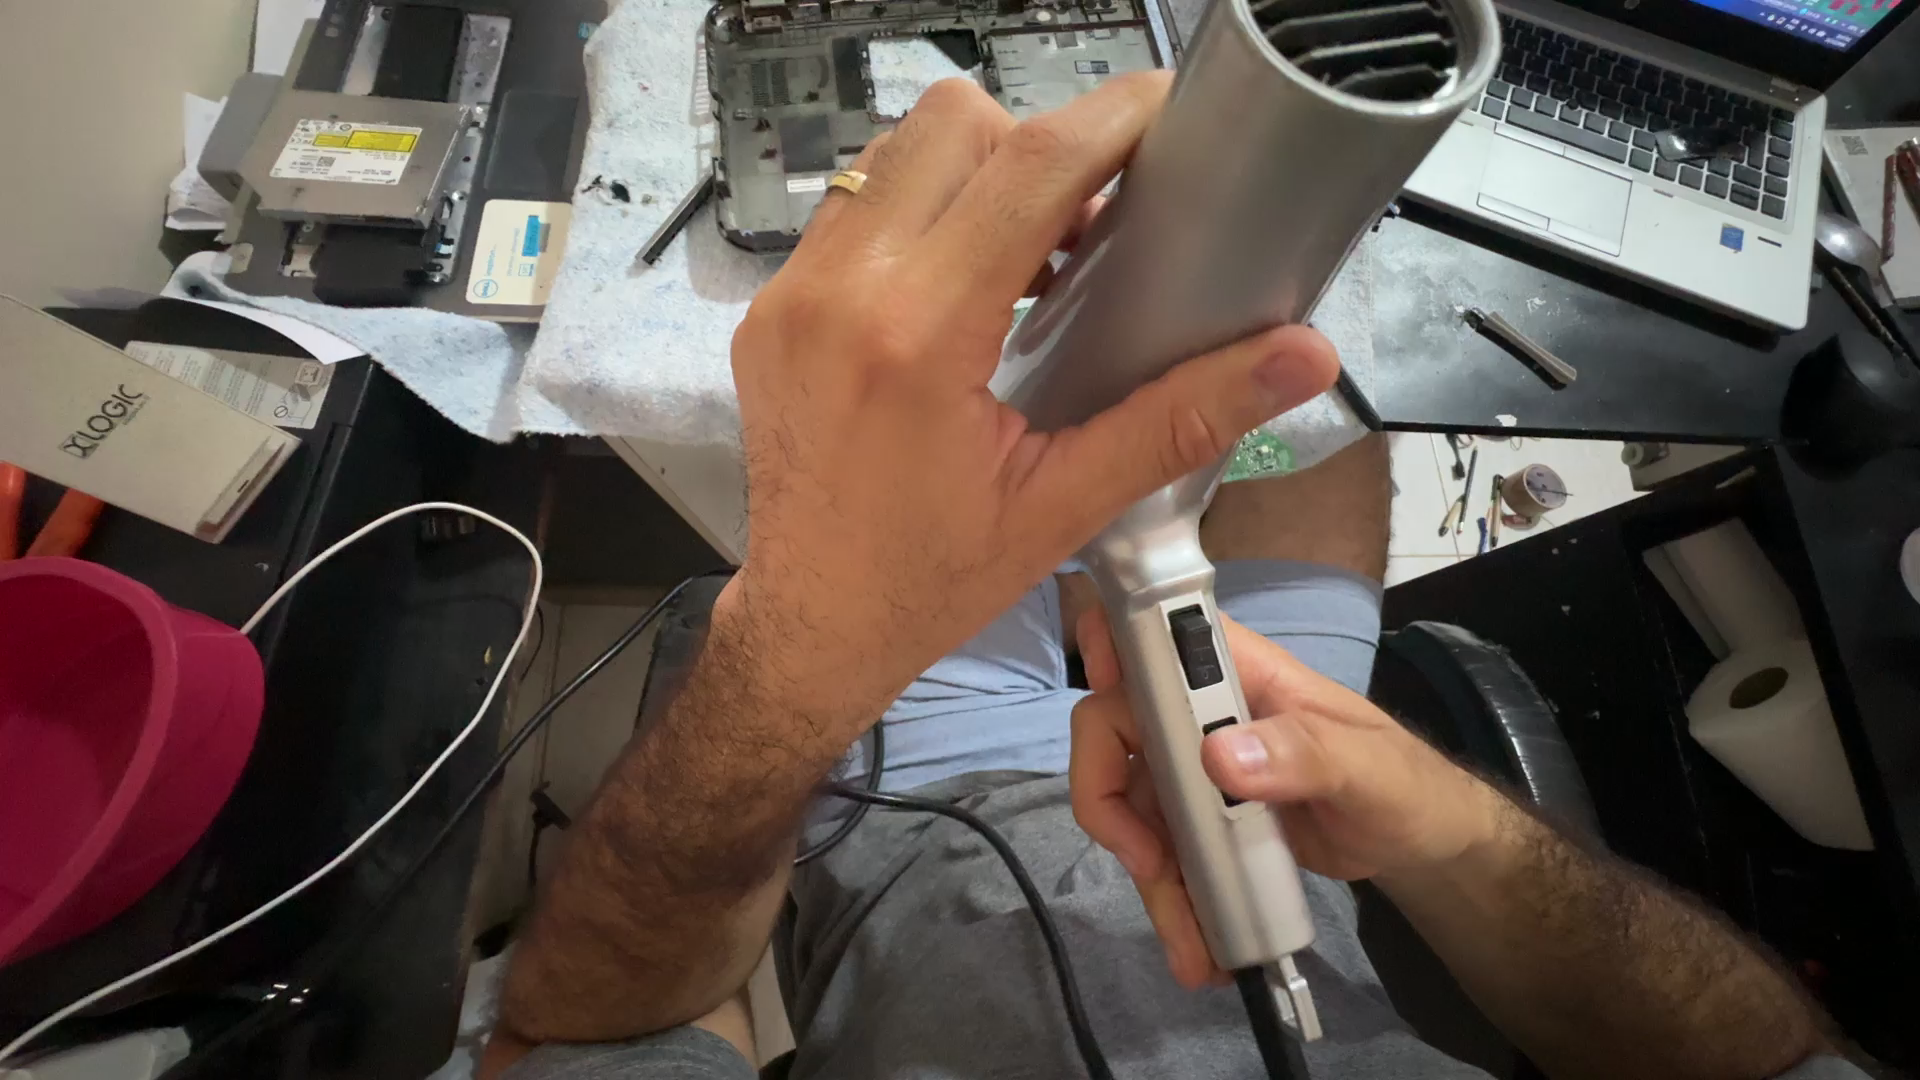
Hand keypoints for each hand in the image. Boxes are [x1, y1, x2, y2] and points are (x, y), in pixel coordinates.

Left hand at [722, 74, 1338, 724]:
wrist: (815, 621)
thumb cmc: (924, 582)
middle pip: (956, 125)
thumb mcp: (1062, 507)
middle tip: (1091, 220)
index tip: (1162, 121)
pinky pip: (853, 207)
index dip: (1113, 120)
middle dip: (1041, 146)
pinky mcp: (773, 311)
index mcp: (915, 343)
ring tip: (1030, 253)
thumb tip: (1294, 361)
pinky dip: (920, 213)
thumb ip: (1180, 420)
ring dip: (977, 174)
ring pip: (895, 153)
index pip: (1029, 168)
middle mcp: (837, 297)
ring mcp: (791, 298)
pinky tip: (960, 282)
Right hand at [1069, 610, 1500, 986]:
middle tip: (1145, 860)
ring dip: (1143, 872)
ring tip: (1190, 946)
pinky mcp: (1190, 809)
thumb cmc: (1398, 781)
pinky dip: (1165, 895)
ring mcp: (1186, 758)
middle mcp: (1193, 706)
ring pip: (1125, 799)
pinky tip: (1197, 945)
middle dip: (1108, 794)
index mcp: (1232, 669)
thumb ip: (1305, 753)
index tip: (1104, 689)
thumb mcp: (1367, 767)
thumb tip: (1217, 756)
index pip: (1150, 630)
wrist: (1412, 841)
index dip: (1108, 642)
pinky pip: (1153, 843)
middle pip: (1109, 724)